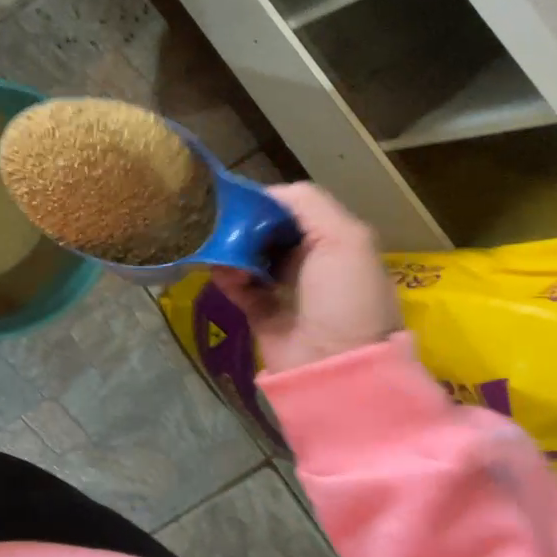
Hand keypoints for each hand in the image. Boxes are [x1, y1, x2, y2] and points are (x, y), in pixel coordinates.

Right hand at [212, 183, 400, 373]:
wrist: (333, 364)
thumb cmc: (344, 297)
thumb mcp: (344, 239)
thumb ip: (307, 204)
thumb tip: (262, 192)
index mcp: (335, 241)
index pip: (292, 209)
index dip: (264, 201)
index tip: (234, 198)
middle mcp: (309, 260)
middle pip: (265, 230)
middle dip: (241, 223)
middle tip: (215, 221)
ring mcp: (283, 286)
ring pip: (247, 254)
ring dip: (228, 248)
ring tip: (212, 246)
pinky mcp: (258, 309)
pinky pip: (234, 283)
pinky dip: (223, 274)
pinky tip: (215, 269)